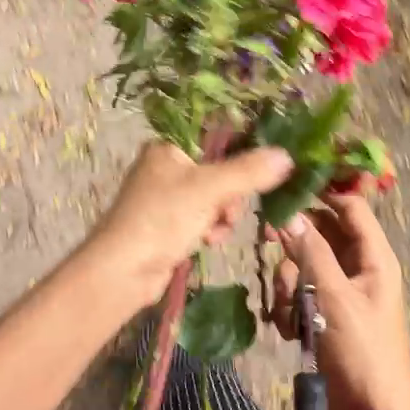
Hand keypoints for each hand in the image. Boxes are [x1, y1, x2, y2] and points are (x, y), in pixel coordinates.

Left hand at [84, 141, 293, 310]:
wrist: (123, 270)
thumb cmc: (163, 218)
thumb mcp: (210, 190)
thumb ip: (249, 172)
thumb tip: (286, 155)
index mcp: (167, 147)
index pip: (214, 139)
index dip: (239, 155)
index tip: (260, 172)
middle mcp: (164, 166)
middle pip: (217, 171)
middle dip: (230, 195)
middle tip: (228, 211)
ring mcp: (163, 196)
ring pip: (212, 198)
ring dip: (221, 216)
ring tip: (215, 231)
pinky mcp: (165, 224)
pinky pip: (200, 218)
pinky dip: (208, 229)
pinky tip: (206, 241)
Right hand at [269, 193, 409, 409]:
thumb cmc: (362, 352)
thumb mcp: (334, 297)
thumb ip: (310, 252)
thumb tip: (290, 212)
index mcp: (374, 257)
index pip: (350, 206)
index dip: (321, 194)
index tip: (285, 190)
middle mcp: (358, 268)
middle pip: (319, 234)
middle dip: (294, 248)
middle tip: (269, 247)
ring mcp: (341, 292)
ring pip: (304, 265)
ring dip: (289, 285)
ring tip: (288, 312)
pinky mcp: (326, 315)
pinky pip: (300, 294)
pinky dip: (290, 308)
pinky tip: (288, 330)